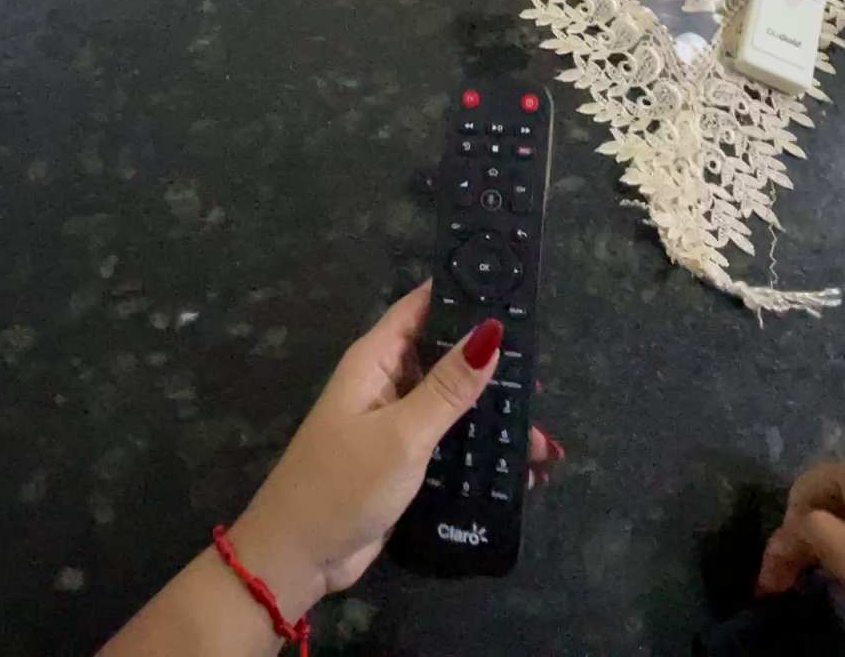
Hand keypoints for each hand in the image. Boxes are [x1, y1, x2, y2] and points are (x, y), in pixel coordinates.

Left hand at [225, 281, 560, 617]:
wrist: (301, 555)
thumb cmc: (344, 482)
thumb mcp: (403, 433)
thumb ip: (448, 386)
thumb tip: (491, 331)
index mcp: (376, 359)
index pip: (422, 306)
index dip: (462, 294)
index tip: (512, 289)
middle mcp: (387, 381)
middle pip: (444, 354)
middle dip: (489, 361)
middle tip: (541, 373)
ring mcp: (396, 420)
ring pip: (453, 401)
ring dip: (492, 414)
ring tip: (542, 434)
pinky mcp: (405, 456)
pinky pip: (450, 439)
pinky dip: (481, 448)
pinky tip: (521, 469)